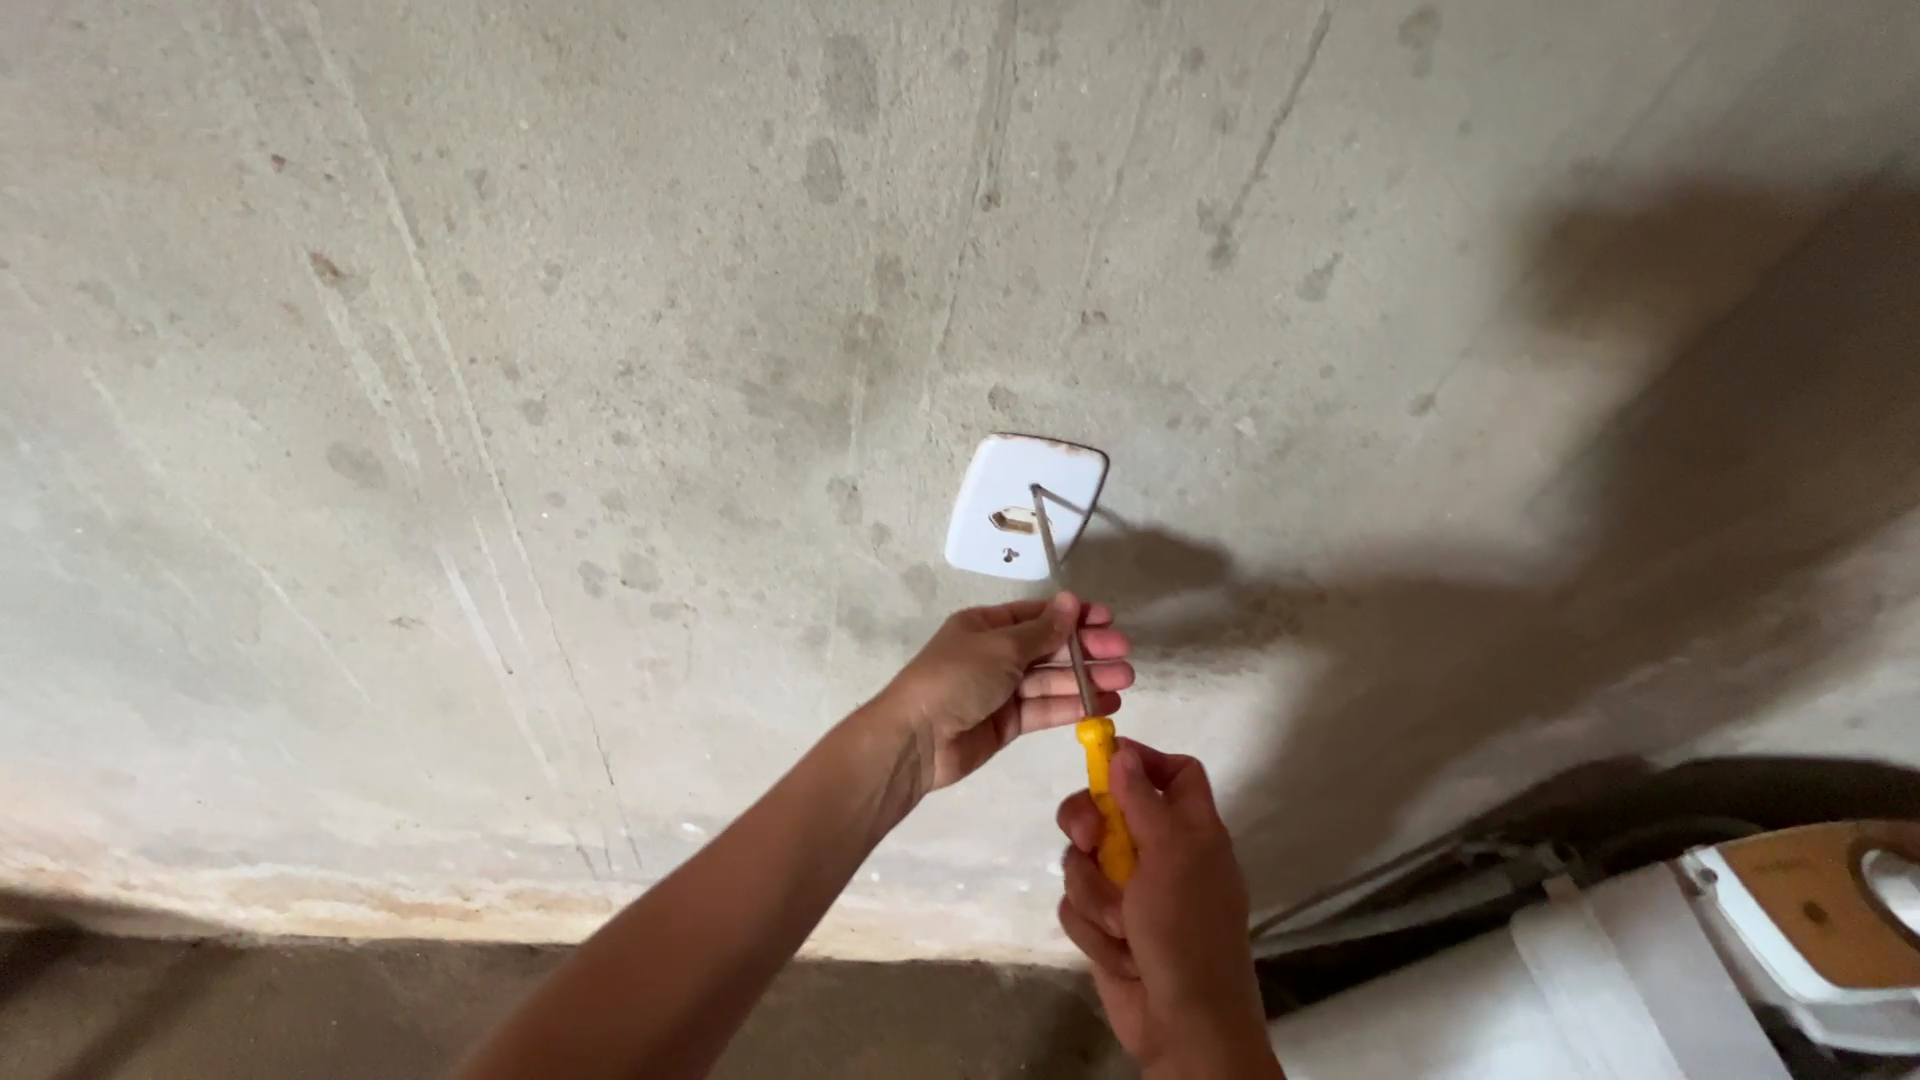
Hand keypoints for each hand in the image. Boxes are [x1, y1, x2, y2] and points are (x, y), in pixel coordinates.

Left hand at [874, 593, 1132, 792]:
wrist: (917, 739)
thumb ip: (1042, 631)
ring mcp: (1002, 690)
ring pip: (1051, 680)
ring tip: (1125, 679)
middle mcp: (995, 655)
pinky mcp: (1008, 723)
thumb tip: (1071, 601)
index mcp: (986, 626)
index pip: (1037, 616)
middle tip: (1124, 654)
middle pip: (1049, 648)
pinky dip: (1073, 706)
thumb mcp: (1001, 647)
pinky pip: (1045, 709)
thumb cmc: (956, 678)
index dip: (1073, 617)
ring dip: (1087, 679)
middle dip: (1086, 650)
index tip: (1108, 620)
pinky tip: (1105, 705)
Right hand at [1056, 741, 1279, 1078]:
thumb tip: (1123, 750)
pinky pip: (1074, 900)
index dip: (1142, 759)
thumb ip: (1143, 799)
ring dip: (1094, 892)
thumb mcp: (1172, 854)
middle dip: (1087, 823)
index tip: (1104, 758)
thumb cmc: (1186, 930)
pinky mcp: (1103, 921)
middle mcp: (1158, 851)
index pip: (1174, 772)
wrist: (1181, 1024)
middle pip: (1107, 806)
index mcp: (1189, 829)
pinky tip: (1116, 950)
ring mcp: (1128, 887)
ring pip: (1081, 857)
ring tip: (1120, 924)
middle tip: (1087, 838)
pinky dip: (1090, 925)